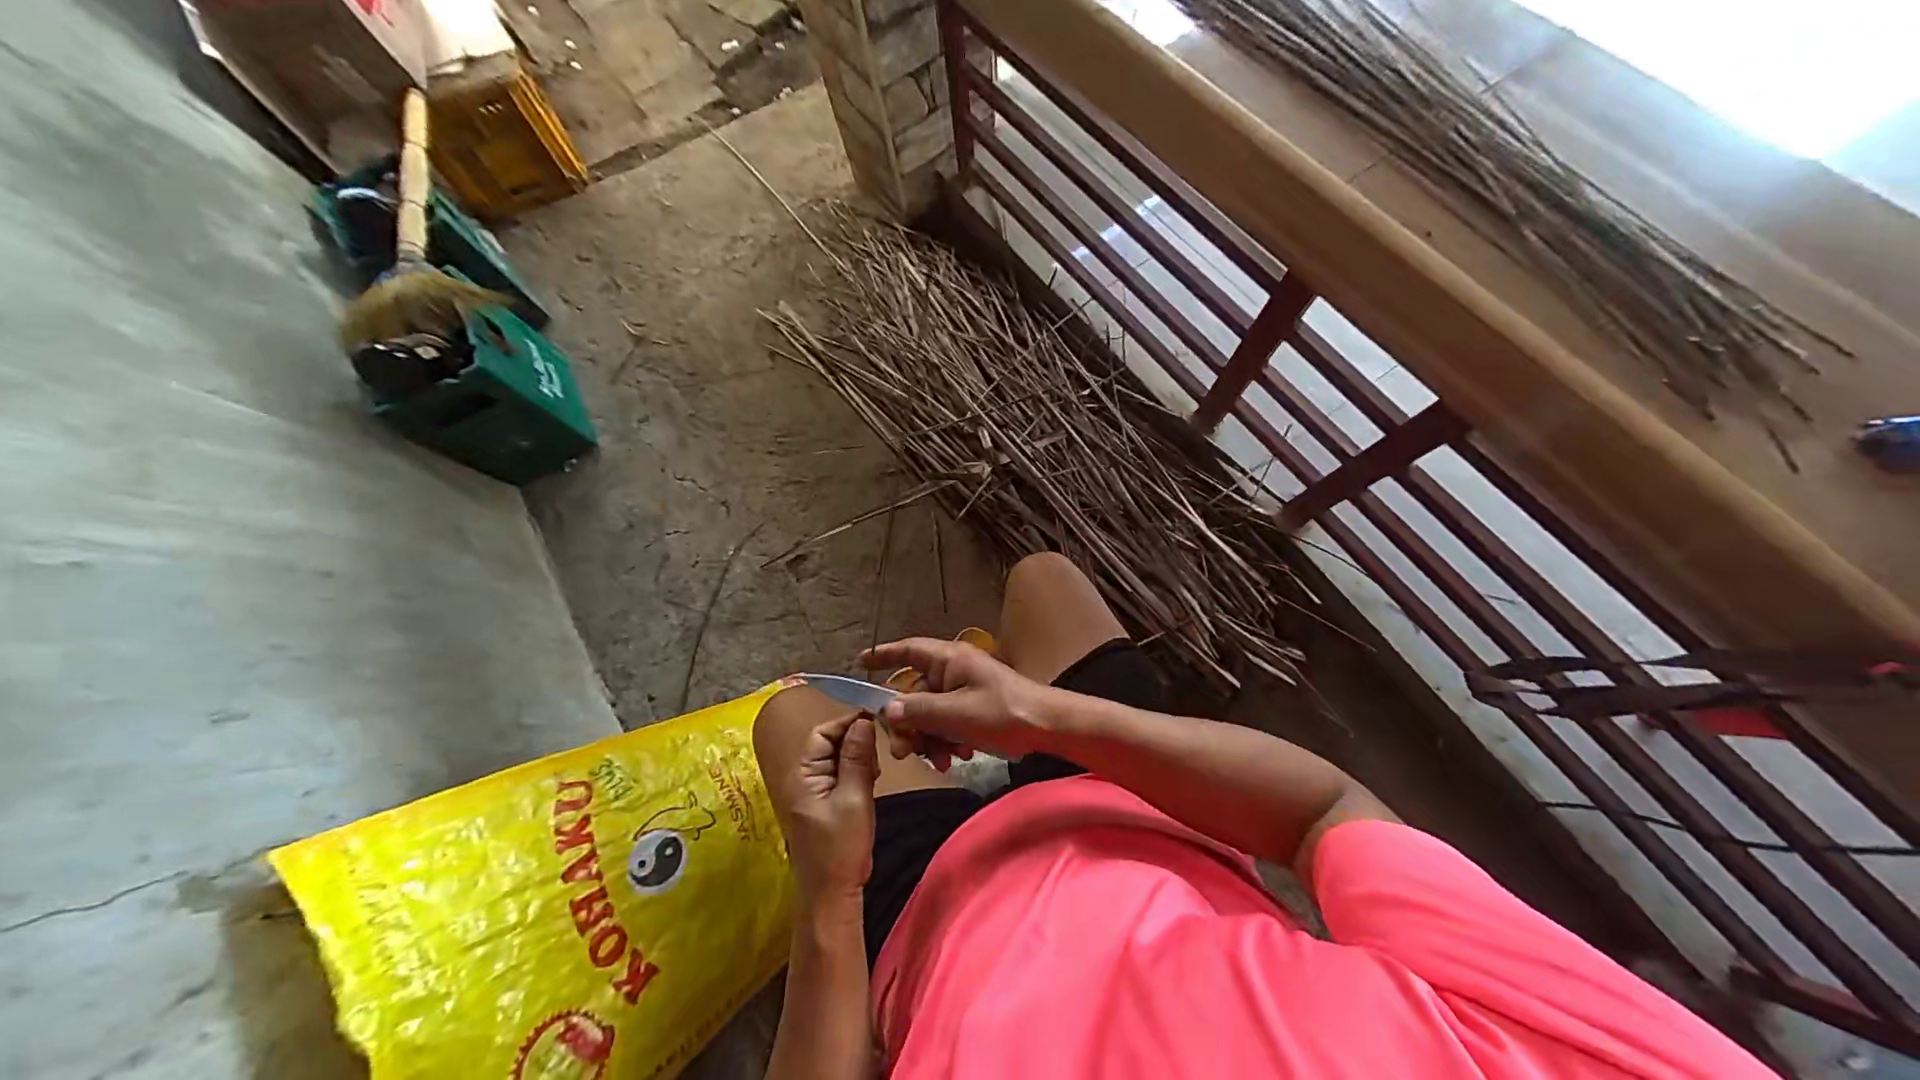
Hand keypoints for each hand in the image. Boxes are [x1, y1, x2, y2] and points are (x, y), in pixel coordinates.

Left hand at [764, 712, 878, 903]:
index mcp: (803, 775)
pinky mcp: (824, 804)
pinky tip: (871, 779)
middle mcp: (803, 779)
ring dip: (857, 756)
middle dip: (854, 740)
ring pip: (836, 758)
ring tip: (876, 768)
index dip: (847, 723)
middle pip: (828, 743)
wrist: (832, 895)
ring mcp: (813, 792)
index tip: (875, 720)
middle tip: (879, 750)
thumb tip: (863, 722)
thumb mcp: (854, 798)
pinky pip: (840, 775)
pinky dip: (856, 771)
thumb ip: (857, 758)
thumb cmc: (841, 848)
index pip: (822, 733)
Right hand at [859, 638, 1055, 764]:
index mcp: (949, 660)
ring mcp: (965, 689)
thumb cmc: (1002, 712)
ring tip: (942, 760)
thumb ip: (918, 711)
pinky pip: (948, 722)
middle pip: (915, 693)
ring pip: (930, 713)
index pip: (908, 650)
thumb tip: (886, 709)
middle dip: (909, 724)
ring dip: (931, 738)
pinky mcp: (975, 708)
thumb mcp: (955, 714)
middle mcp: (954, 670)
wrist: (1048, 727)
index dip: (883, 655)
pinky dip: (948, 740)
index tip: (860, 662)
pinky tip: (958, 758)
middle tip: (905, 752)